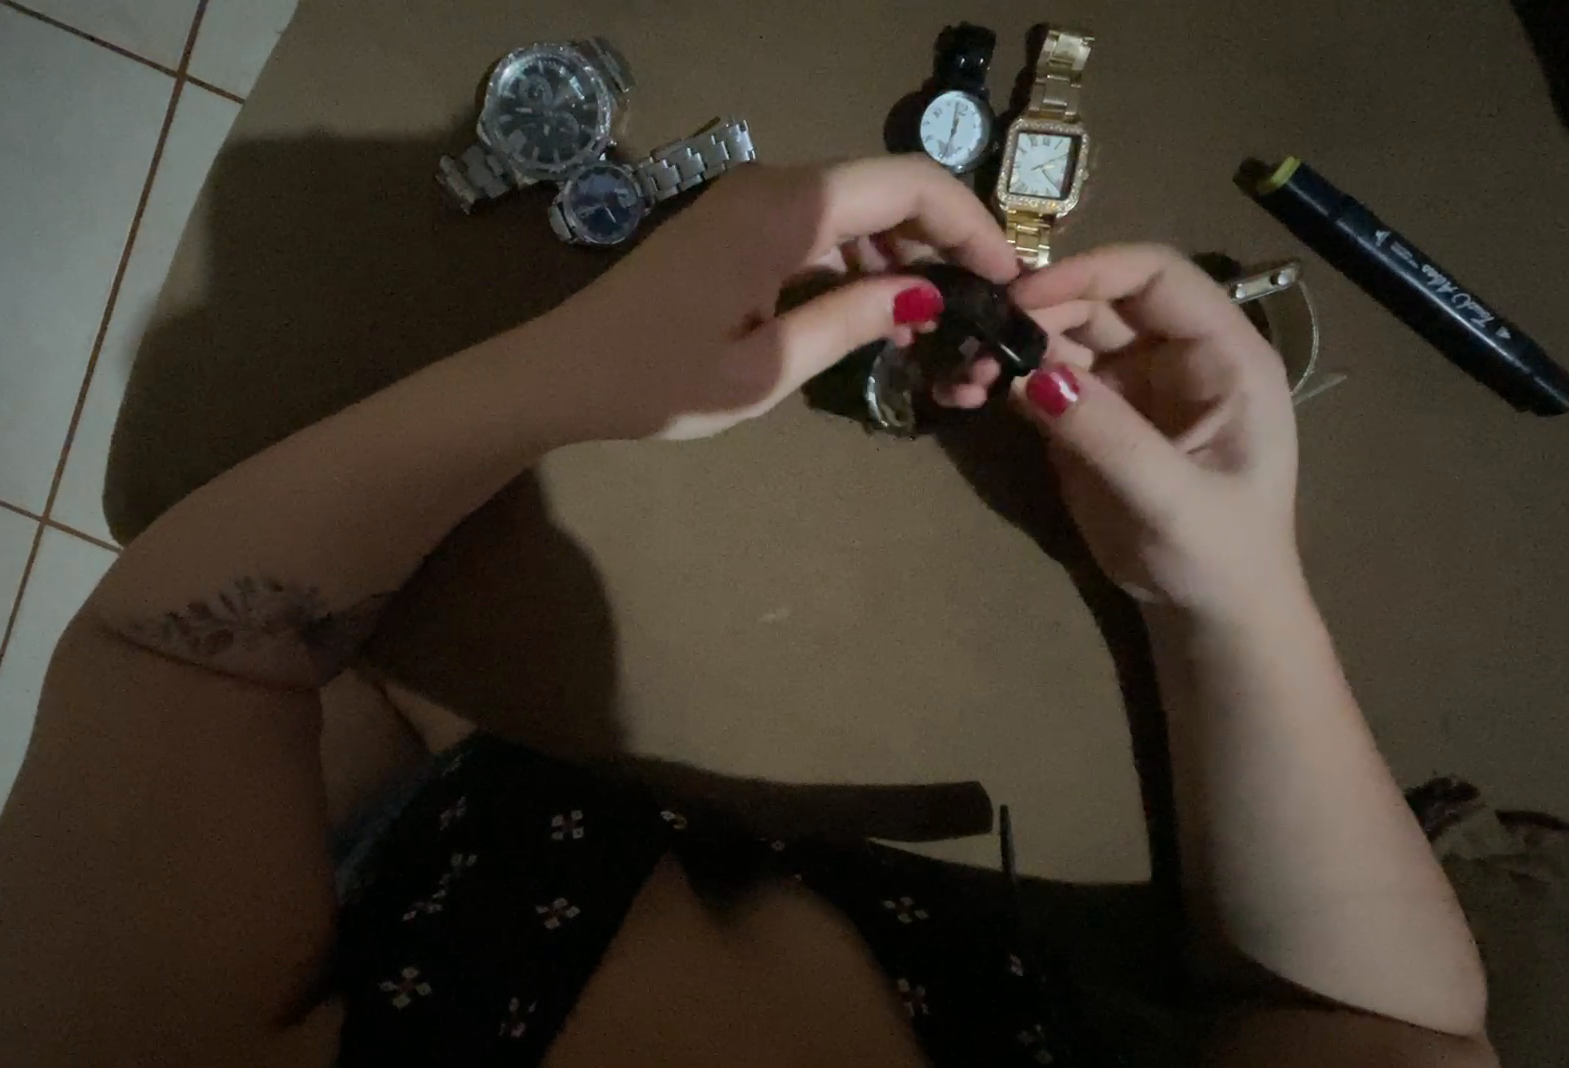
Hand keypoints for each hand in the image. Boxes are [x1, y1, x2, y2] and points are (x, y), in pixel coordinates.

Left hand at [527, 155, 1019, 440]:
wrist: (563, 375)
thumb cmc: (660, 381)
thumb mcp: (766, 369)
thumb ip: (850, 323)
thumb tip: (925, 296)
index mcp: (786, 212)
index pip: (908, 185)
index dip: (969, 224)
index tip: (1005, 277)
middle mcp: (770, 186)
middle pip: (882, 192)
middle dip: (936, 244)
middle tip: (968, 313)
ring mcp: (743, 204)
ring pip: (846, 213)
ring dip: (892, 260)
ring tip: (920, 327)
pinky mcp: (726, 229)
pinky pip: (809, 231)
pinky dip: (846, 266)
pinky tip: (861, 314)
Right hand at [937, 245, 1301, 615]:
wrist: (1199, 606)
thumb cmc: (1215, 552)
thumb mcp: (1170, 497)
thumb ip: (1107, 434)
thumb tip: (1029, 374)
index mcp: (1219, 355)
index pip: (1155, 278)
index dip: (1089, 273)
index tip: (1021, 298)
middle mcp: (1167, 357)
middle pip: (1094, 304)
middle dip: (1034, 316)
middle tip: (976, 344)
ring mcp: (1120, 386)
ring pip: (1057, 341)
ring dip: (1007, 349)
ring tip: (963, 377)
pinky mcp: (1081, 418)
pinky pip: (1034, 382)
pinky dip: (998, 382)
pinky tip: (964, 393)